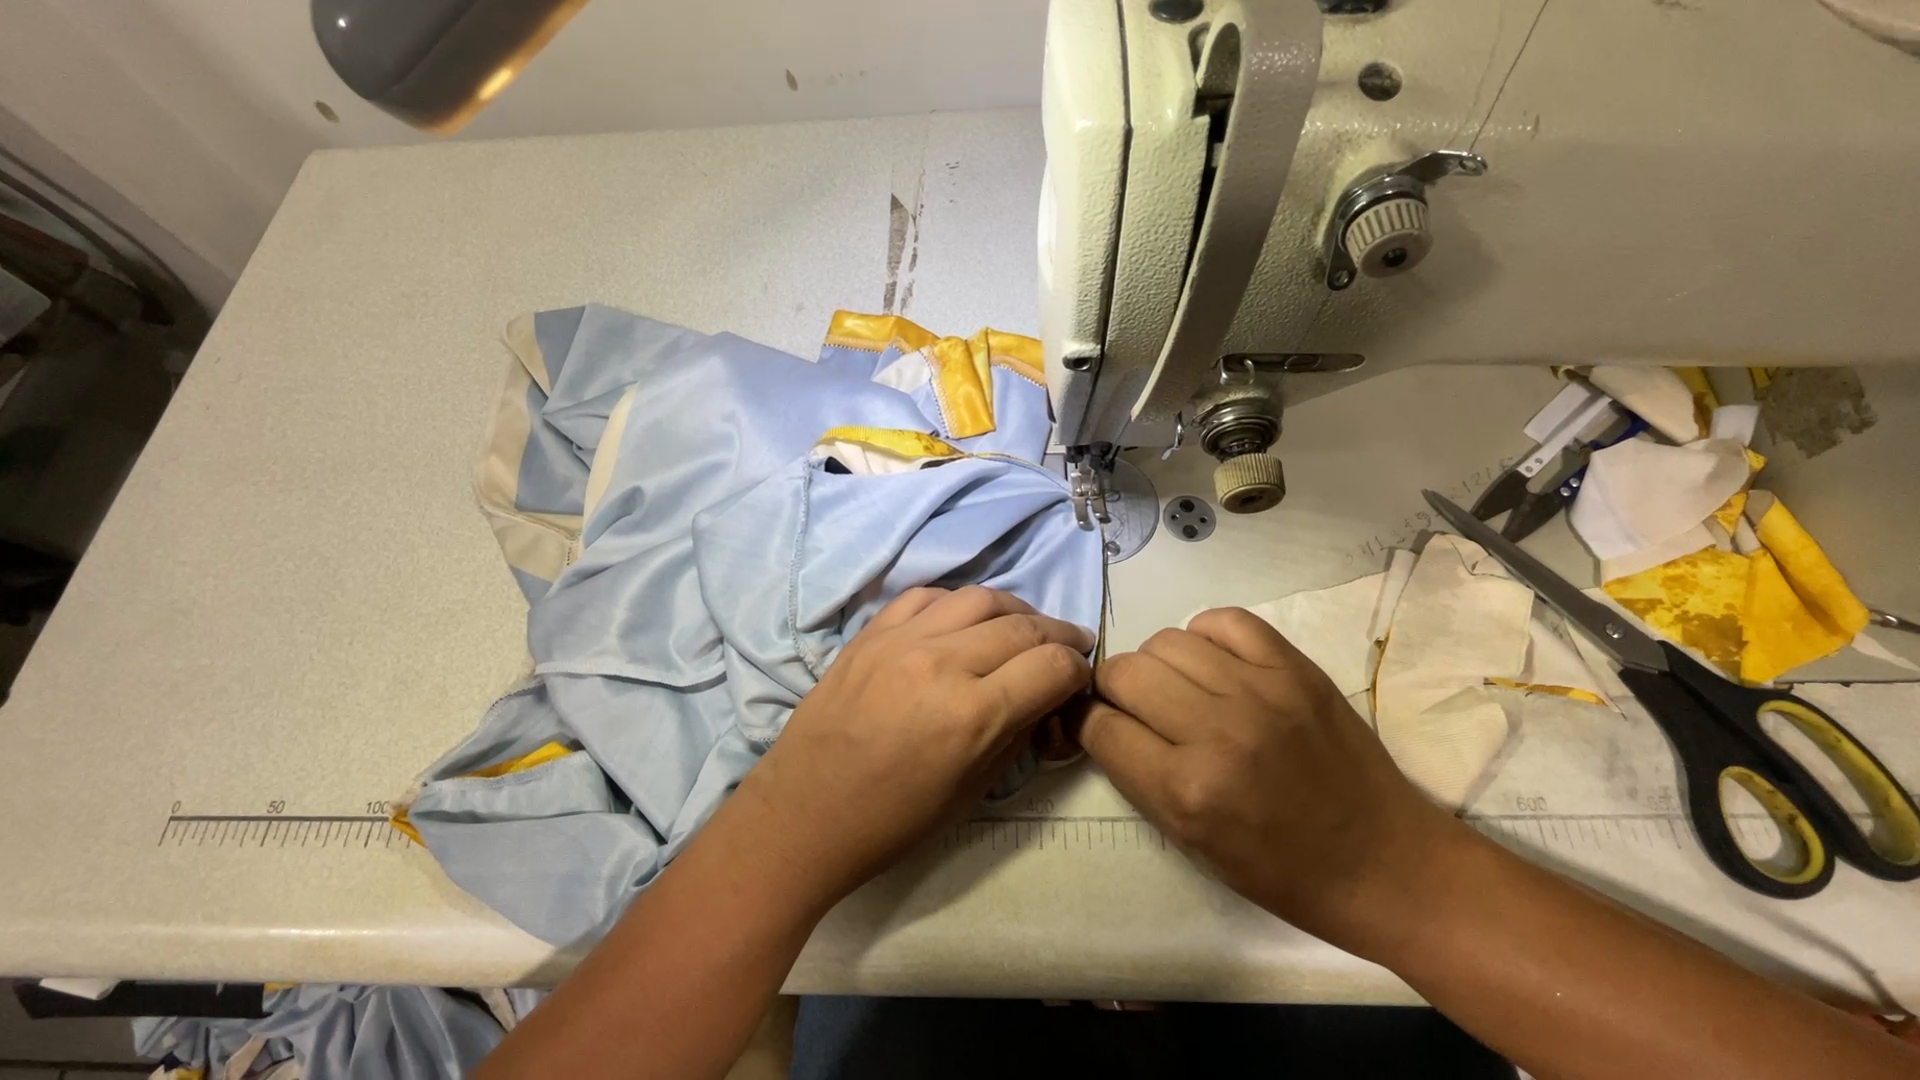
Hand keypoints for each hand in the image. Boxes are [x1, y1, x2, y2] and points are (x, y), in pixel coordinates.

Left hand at [730, 586, 1094, 906]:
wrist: (803, 815)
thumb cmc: (892, 823)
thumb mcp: (971, 792)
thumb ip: (1016, 735)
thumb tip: (1046, 699)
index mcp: (972, 714)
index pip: (1052, 666)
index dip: (1078, 670)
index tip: (1080, 678)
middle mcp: (942, 663)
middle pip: (1024, 626)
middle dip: (1059, 636)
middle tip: (1069, 648)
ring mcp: (902, 641)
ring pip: (979, 598)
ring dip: (1015, 611)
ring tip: (1024, 629)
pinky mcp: (870, 634)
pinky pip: (927, 597)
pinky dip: (958, 604)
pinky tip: (965, 622)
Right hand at [1078, 608, 1471, 951]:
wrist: (1383, 863)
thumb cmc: (1280, 871)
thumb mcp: (1190, 842)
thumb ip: (1138, 776)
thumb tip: (1102, 720)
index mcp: (1185, 791)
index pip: (1099, 726)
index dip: (1088, 723)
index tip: (1098, 726)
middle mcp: (1216, 732)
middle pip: (1125, 673)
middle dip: (1114, 689)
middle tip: (1136, 708)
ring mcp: (1260, 691)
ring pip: (1166, 641)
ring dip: (1157, 664)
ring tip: (1179, 688)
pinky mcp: (1295, 668)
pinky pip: (1225, 620)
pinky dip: (1205, 636)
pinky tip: (1213, 663)